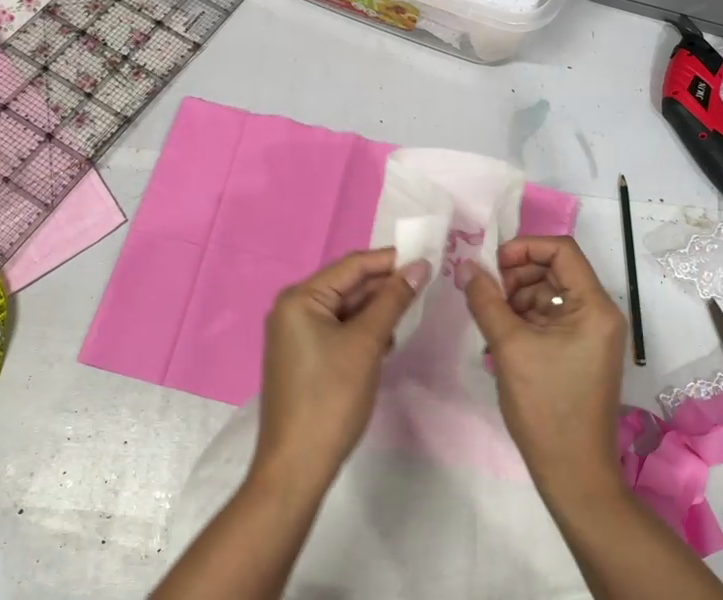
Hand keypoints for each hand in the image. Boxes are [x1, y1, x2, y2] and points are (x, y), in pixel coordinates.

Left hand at [254, 249, 430, 488]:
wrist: (297, 465)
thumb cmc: (331, 397)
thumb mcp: (366, 344)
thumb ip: (393, 300)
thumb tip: (419, 266)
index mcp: (300, 297)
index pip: (352, 265)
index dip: (391, 260)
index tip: (429, 257)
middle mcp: (293, 308)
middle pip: (348, 285)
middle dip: (386, 286)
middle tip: (429, 284)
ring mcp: (297, 334)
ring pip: (346, 309)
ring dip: (378, 309)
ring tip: (414, 311)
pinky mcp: (305, 357)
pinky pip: (339, 330)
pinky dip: (364, 330)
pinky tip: (389, 339)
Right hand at [461, 236, 627, 494]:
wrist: (572, 472)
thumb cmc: (545, 405)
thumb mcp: (509, 347)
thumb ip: (486, 300)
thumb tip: (466, 265)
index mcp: (594, 306)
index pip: (562, 249)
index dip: (524, 248)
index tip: (492, 266)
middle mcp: (599, 313)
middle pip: (555, 269)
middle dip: (517, 275)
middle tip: (487, 295)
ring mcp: (592, 334)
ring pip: (549, 293)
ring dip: (517, 298)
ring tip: (492, 322)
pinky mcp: (580, 352)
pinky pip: (551, 318)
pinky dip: (525, 319)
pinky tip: (502, 339)